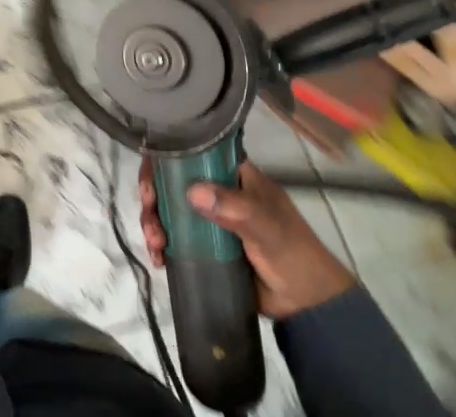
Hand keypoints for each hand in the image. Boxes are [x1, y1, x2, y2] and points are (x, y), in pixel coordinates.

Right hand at [139, 159, 355, 317]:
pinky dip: (160, 245)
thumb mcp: (267, 227)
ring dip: (154, 224)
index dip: (165, 161)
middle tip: (150, 219)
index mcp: (233, 174)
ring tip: (156, 246)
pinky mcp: (202, 245)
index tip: (152, 182)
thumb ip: (235, 208)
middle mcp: (216, 190)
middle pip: (172, 182)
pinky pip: (172, 237)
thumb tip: (192, 191)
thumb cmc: (292, 253)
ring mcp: (207, 218)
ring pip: (168, 210)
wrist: (305, 303)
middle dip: (153, 199)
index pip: (192, 153)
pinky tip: (159, 260)